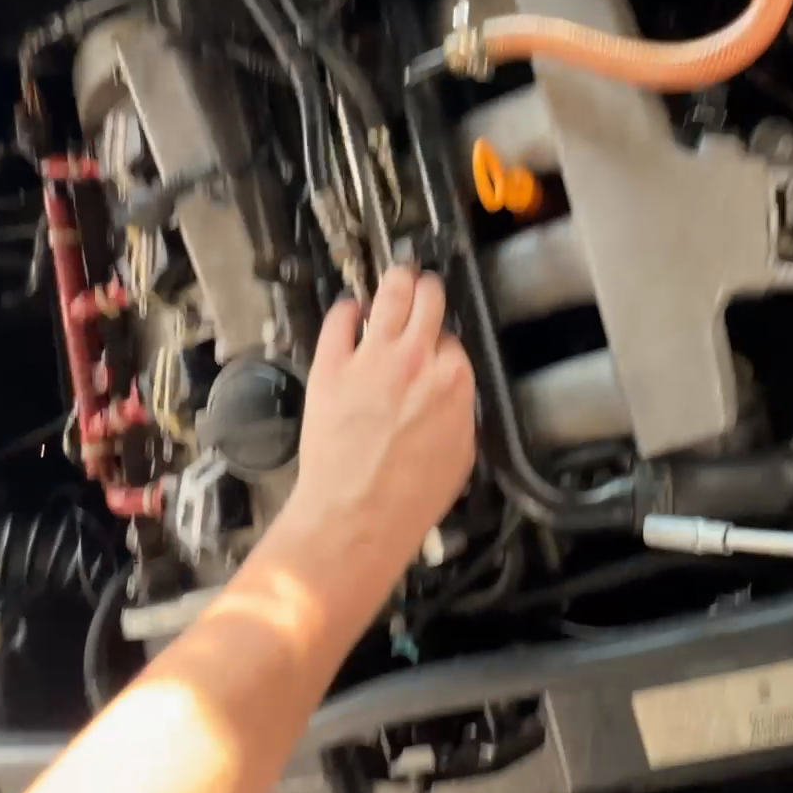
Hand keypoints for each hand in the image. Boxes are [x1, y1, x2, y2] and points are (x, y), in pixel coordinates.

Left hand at [286, 266, 476, 565]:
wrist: (356, 516)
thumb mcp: (462, 454)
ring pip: (389, 294)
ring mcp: (371, 358)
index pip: (453, 339)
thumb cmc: (408, 496)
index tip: (439, 342)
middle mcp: (414, 359)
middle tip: (424, 286)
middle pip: (428, 298)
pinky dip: (346, 310)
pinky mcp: (331, 366)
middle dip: (428, 290)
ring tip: (396, 276)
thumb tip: (452, 395)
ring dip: (395, 280)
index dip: (445, 341)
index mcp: (452, 380)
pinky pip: (338, 320)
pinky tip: (350, 309)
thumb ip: (459, 410)